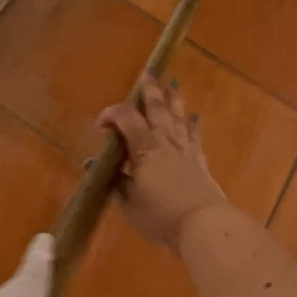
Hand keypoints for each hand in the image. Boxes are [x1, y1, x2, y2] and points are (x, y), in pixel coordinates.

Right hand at [97, 76, 230, 249]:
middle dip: (150, 90)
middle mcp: (164, 139)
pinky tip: (194, 116)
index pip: (126, 117)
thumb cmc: (160, 215)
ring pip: (178, 114)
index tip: (101, 126)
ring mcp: (185, 147)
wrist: (202, 223)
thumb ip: (114, 181)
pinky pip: (195, 133)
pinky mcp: (199, 158)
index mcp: (144, 147)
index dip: (111, 114)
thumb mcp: (128, 202)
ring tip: (172, 84)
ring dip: (173, 98)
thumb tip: (93, 164)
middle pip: (157, 107)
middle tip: (147, 73)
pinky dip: (193, 123)